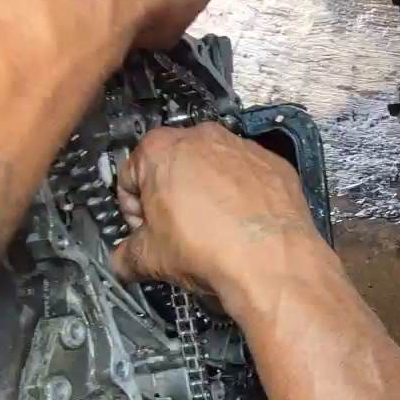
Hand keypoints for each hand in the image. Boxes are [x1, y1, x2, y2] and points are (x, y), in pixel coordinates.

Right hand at [110, 124, 328, 305]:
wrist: (272, 261)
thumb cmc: (211, 249)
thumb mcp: (150, 258)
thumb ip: (126, 255)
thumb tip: (125, 260)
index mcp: (161, 149)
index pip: (131, 176)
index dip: (134, 209)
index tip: (144, 229)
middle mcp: (204, 137)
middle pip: (174, 166)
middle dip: (171, 197)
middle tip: (177, 231)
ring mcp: (243, 147)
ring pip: (214, 168)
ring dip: (209, 194)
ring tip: (214, 231)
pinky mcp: (274, 163)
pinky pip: (250, 176)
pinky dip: (244, 195)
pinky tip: (243, 224)